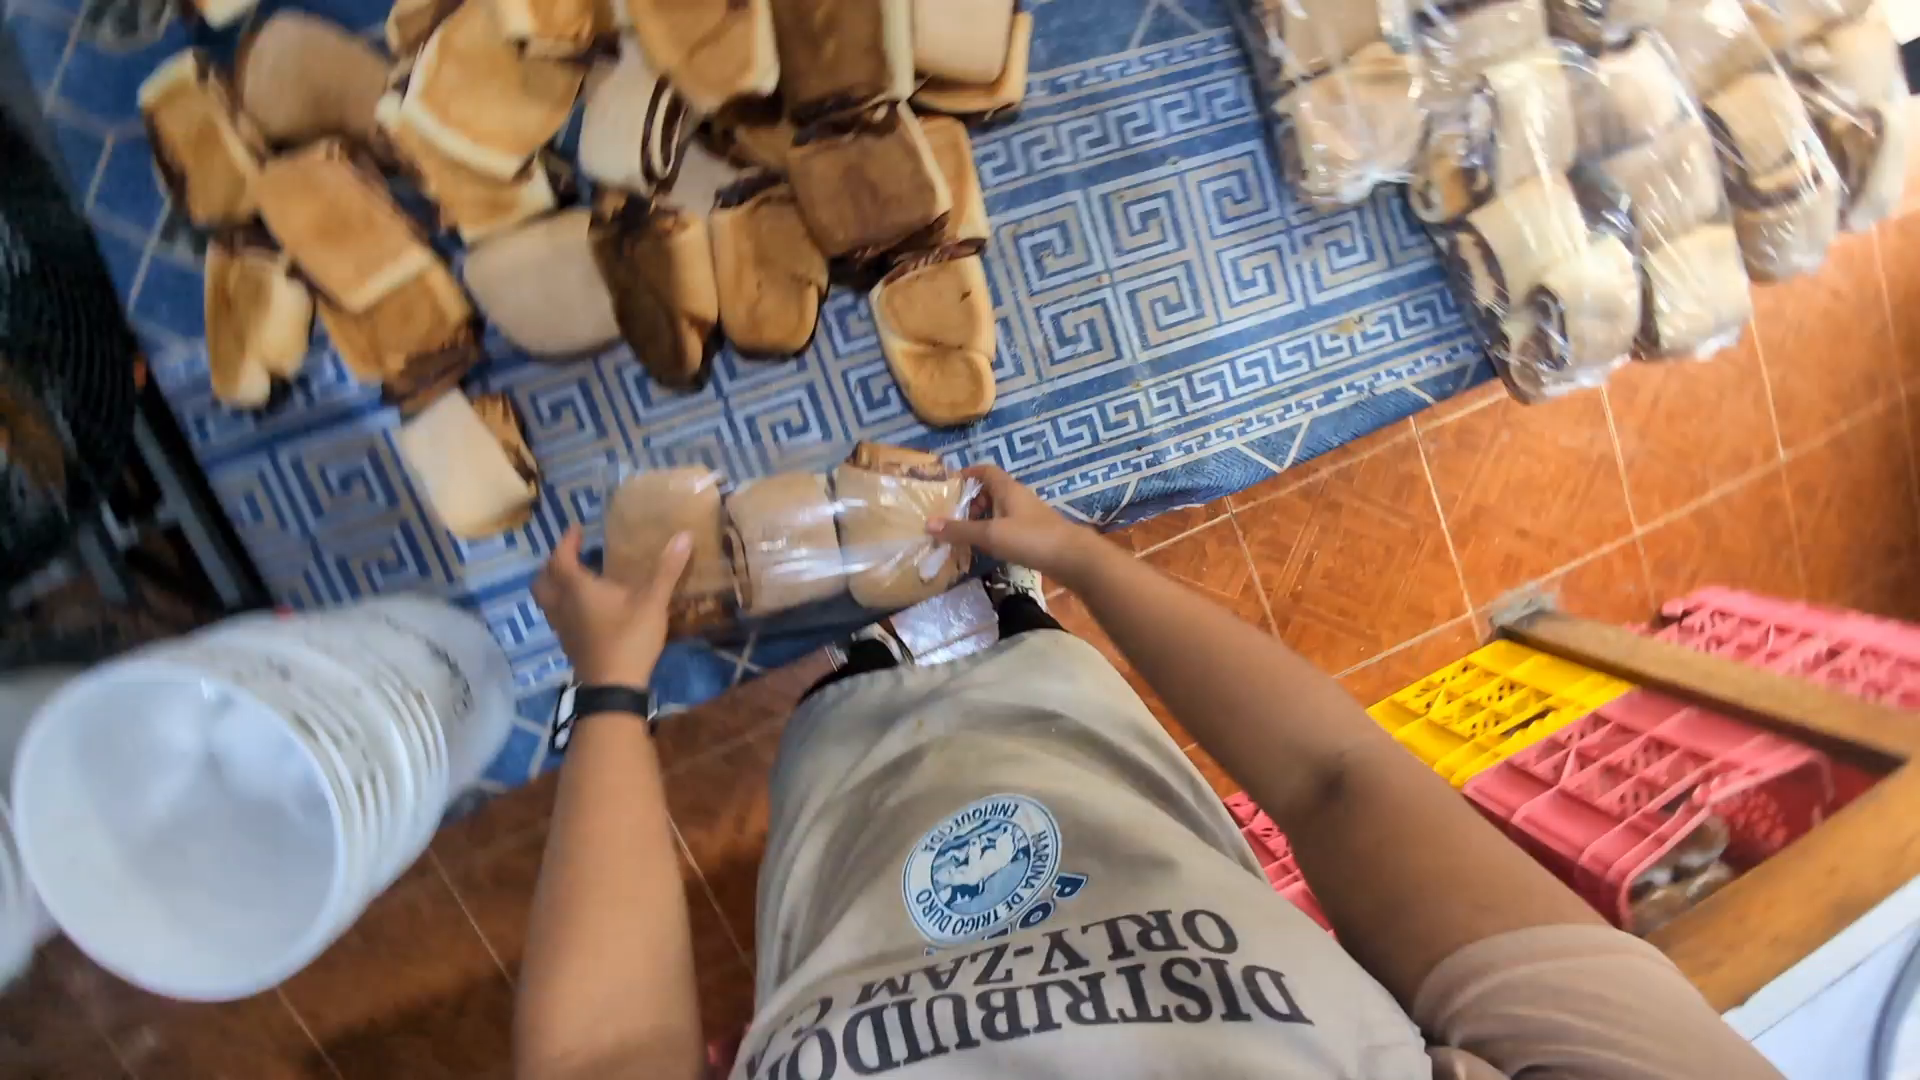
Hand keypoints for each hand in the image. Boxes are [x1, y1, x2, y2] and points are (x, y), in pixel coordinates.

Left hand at [533, 525, 691, 686]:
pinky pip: (559, 617)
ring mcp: (563, 628)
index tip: (577, 529)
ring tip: (579, 580)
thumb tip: (684, 535)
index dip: (567, 541)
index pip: (560, 558)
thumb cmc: (629, 638)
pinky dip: (566, 605)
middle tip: (572, 556)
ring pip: (547, 601)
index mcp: (577, 589)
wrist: (613, 686)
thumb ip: (667, 569)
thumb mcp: (653, 601)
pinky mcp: (570, 644)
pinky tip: (588, 609)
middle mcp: (562, 605)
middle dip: (553, 564)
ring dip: (556, 586)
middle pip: (543, 580)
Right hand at [928, 465, 1104, 589]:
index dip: (966, 474)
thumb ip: (960, 530)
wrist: (1072, 558)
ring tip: (966, 535)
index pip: (985, 470)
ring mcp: (1028, 515)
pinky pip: (1008, 525)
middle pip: (990, 490)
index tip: (948, 486)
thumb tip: (928, 524)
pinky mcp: (1034, 532)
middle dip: (971, 501)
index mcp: (1007, 488)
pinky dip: (994, 532)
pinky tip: (988, 548)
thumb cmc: (1030, 538)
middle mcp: (1018, 496)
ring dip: (982, 518)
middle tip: (954, 518)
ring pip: (999, 509)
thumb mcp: (990, 534)